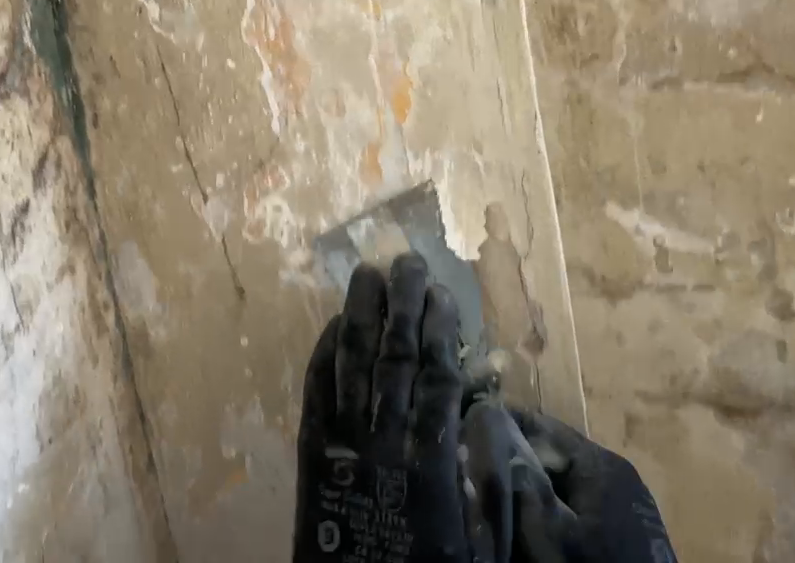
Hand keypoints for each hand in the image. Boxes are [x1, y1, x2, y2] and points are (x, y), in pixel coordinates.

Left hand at [293, 253, 468, 561]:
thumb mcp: (473, 541)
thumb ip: (481, 477)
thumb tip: (483, 412)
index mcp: (431, 462)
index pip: (440, 378)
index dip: (441, 331)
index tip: (443, 292)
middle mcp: (385, 439)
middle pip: (396, 356)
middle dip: (404, 304)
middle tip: (408, 260)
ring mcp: (342, 440)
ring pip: (354, 362)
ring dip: (363, 313)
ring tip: (369, 272)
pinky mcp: (310, 449)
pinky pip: (317, 389)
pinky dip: (325, 352)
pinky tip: (334, 323)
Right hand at [461, 400, 675, 562]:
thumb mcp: (551, 537)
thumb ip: (522, 491)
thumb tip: (497, 450)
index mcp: (599, 463)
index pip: (543, 424)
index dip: (506, 424)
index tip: (473, 428)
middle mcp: (615, 469)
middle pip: (555, 449)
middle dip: (521, 454)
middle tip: (484, 464)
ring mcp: (626, 495)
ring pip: (568, 473)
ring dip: (538, 480)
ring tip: (506, 489)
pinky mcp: (628, 519)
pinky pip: (583, 494)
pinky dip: (558, 499)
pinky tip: (539, 515)